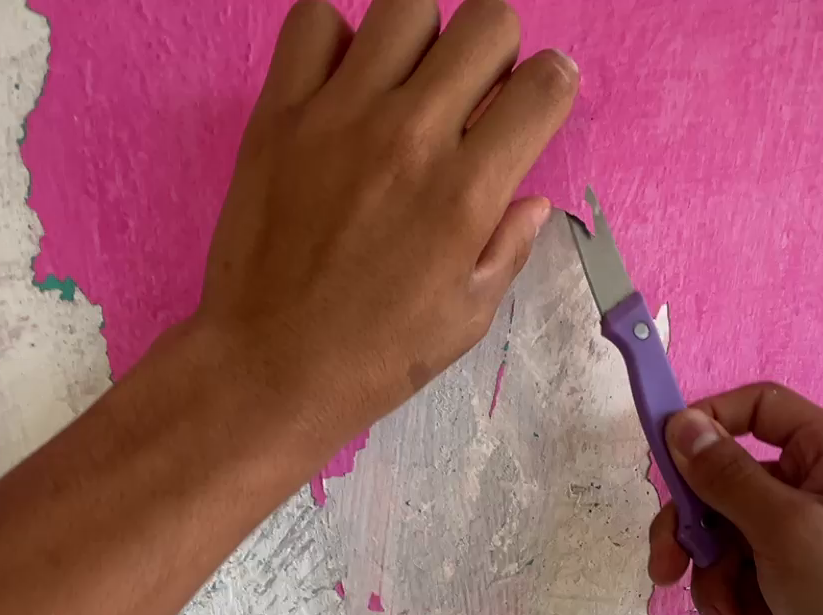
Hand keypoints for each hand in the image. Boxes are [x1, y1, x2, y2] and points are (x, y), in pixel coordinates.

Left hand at [191, 0, 577, 451]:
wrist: (270, 369)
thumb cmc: (375, 359)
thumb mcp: (465, 321)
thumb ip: (508, 250)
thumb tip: (532, 200)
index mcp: (467, 192)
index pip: (545, 85)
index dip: (552, 92)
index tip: (532, 114)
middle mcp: (411, 135)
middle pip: (489, 21)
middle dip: (498, 54)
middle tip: (472, 102)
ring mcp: (339, 115)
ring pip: (408, 5)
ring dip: (425, 39)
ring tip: (408, 89)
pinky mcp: (278, 114)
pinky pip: (315, 22)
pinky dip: (337, 40)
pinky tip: (343, 88)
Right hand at [648, 383, 822, 614]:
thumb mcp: (784, 530)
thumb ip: (726, 475)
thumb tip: (679, 422)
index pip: (759, 408)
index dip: (708, 421)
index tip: (661, 454)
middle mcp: (815, 489)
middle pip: (724, 483)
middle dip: (692, 532)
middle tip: (664, 568)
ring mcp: (800, 540)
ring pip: (721, 538)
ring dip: (712, 581)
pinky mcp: (786, 583)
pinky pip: (734, 576)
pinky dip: (732, 604)